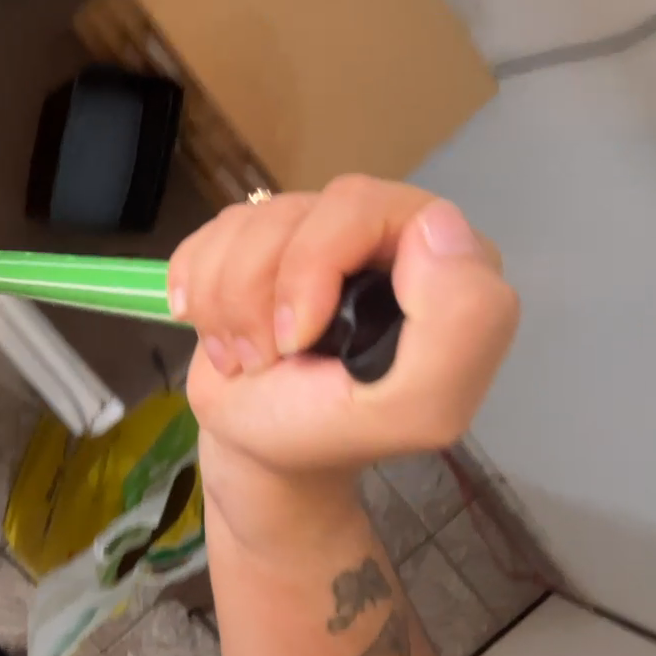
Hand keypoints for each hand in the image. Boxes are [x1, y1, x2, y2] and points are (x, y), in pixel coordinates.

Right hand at [167, 175, 517, 482]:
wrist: (254, 447)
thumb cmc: (327, 432)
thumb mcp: (415, 406)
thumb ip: (463, 322)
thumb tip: (437, 223)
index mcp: (433, 259)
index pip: (364, 208)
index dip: (312, 264)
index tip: (294, 339)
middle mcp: (370, 234)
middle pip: (290, 213)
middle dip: (253, 293)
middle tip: (261, 357)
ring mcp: (302, 237)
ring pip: (241, 227)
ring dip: (222, 305)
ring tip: (240, 357)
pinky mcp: (245, 248)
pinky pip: (204, 238)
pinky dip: (192, 292)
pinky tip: (208, 329)